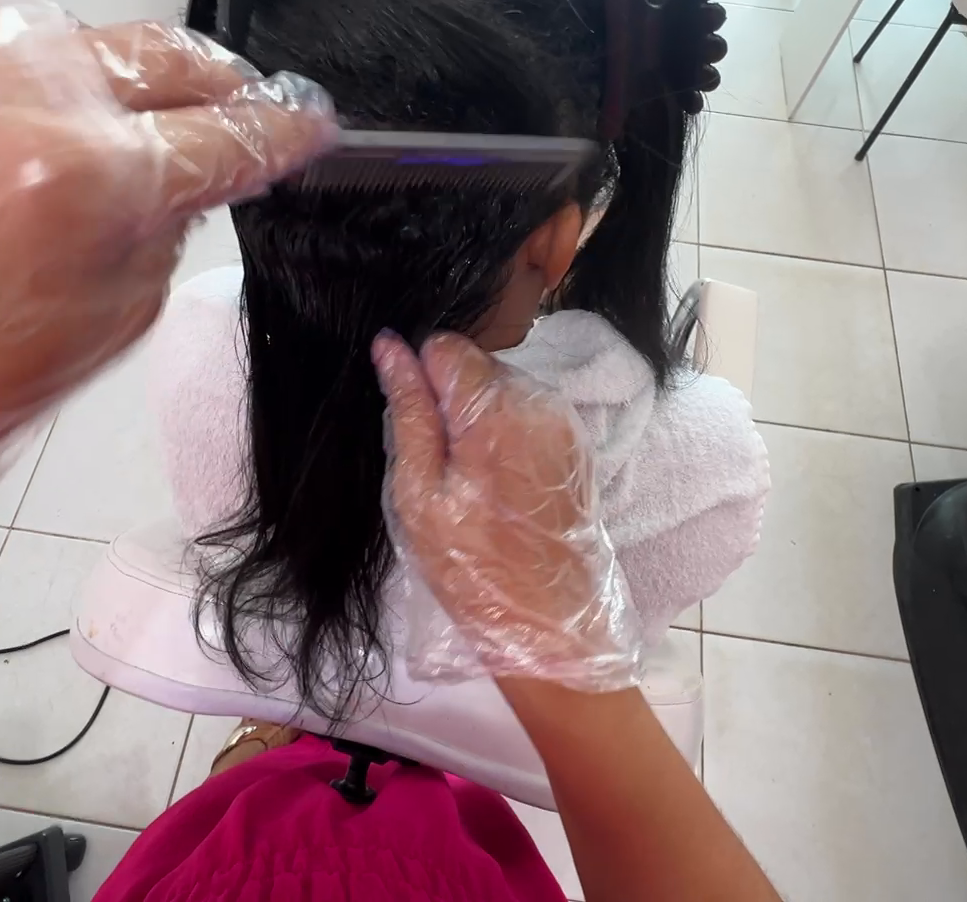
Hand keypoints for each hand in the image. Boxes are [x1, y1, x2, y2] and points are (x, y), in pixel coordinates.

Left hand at [0, 0, 336, 524]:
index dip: (281, 131)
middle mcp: (5, 95)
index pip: (221, 136)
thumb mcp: (113, 318)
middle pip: (160, 52)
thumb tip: (202, 169)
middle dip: (217, 80)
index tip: (310, 125)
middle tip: (240, 104)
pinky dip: (27, 83)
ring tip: (128, 121)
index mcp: (81, 180)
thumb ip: (170, 227)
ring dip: (121, 77)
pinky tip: (30, 127)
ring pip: (74, 35)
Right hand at [372, 331, 639, 688]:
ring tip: (473, 479)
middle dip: (451, 400)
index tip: (420, 427)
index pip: (446, 346)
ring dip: (478, 416)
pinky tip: (500, 481)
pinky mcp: (577, 440)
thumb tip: (389, 345)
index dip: (421, 377)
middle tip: (443, 466)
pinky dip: (505, 431)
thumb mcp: (419, 493)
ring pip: (500, 386)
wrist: (548, 621)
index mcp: (495, 411)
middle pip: (476, 364)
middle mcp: (539, 402)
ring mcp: (565, 420)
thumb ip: (408, 411)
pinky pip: (527, 411)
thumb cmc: (471, 565)